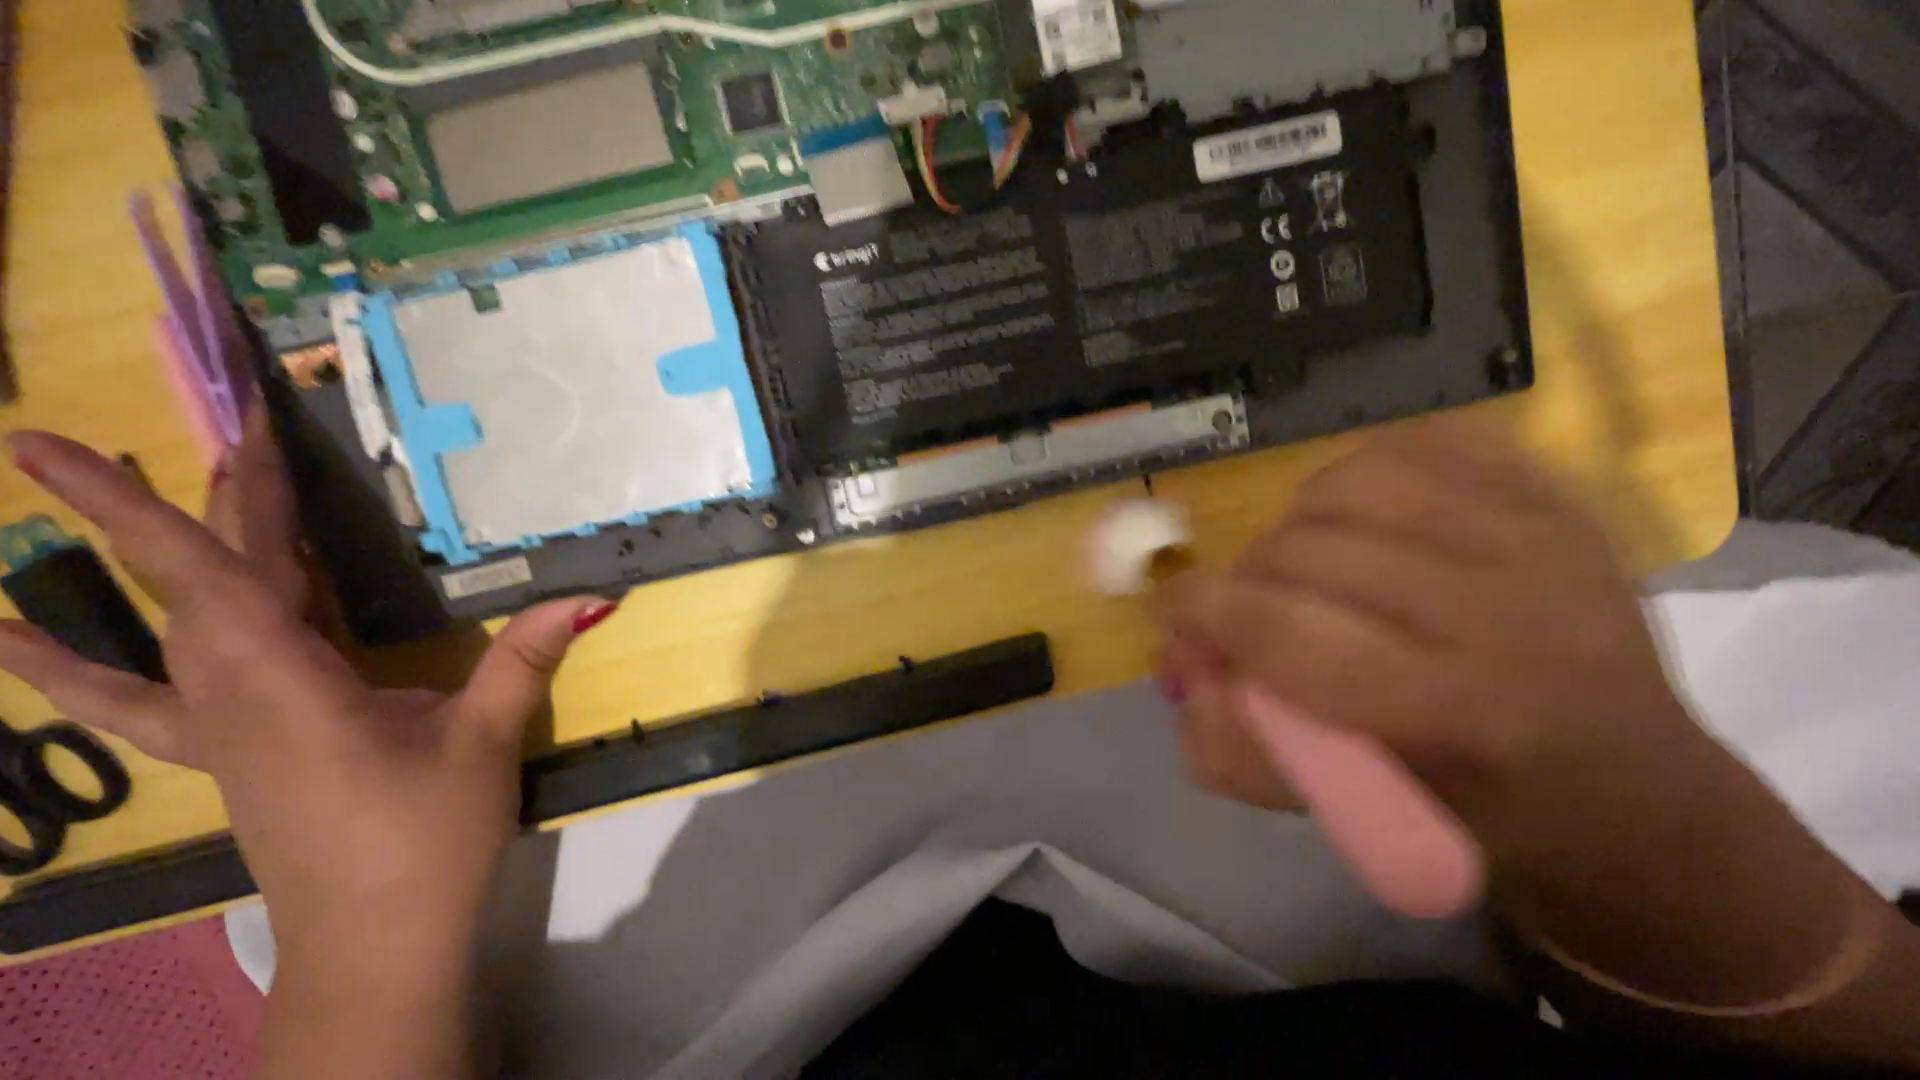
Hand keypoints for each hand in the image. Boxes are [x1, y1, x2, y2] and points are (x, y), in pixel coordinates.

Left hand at [0, 414, 616, 961]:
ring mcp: (220, 725)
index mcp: (285, 684)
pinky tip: (15, 640)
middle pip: (201, 581)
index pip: (213, 575)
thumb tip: (588, 596)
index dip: (161, 505)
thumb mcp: (482, 743)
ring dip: (171, 551)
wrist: (373, 940)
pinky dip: (74, 665)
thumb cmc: (424, 840)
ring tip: (151, 487)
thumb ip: (524, 661)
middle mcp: (232, 695)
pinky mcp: (231, 749)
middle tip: (230, 425)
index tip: (101, 441)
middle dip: (208, 499)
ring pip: (179, 620)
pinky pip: (138, 696)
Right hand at [1154, 418, 1694, 862]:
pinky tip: (1359, 517)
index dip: (1207, 611)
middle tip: (1241, 609)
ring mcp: (1539, 538)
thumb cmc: (1485, 818)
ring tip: (1302, 561)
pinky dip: (1364, 470)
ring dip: (1297, 522)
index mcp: (1462, 711)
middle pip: (1311, 551)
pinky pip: (1424, 442)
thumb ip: (1249, 752)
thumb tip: (1181, 668)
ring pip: (1353, 482)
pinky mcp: (1555, 498)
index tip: (1174, 611)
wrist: (1632, 786)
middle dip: (1245, 579)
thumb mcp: (1358, 819)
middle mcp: (1507, 610)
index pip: (1292, 632)